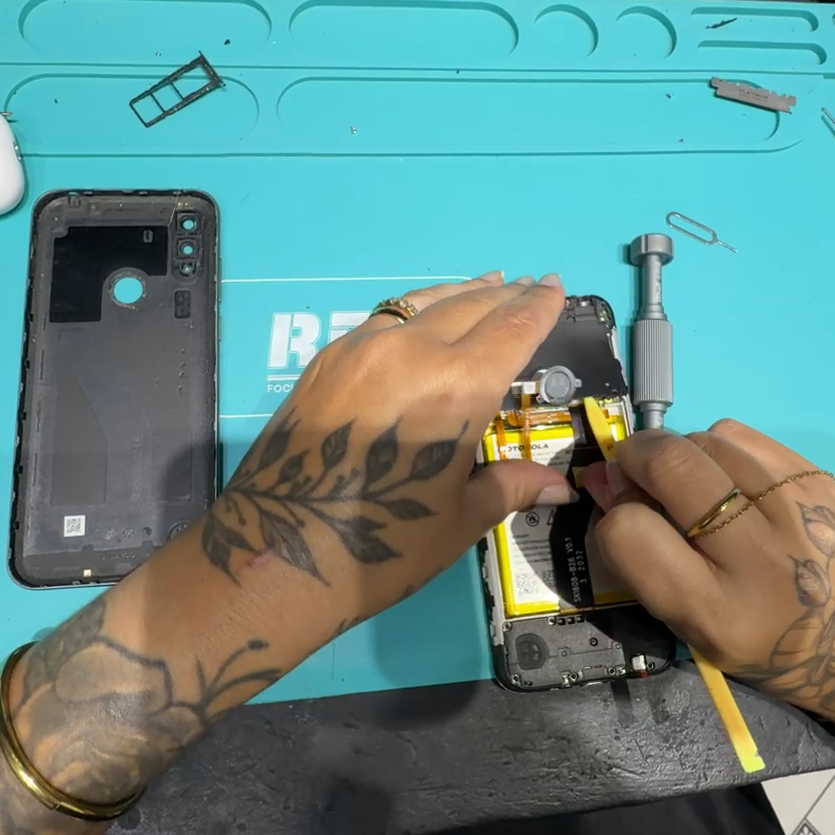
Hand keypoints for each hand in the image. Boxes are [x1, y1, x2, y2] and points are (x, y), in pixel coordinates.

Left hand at [200, 272, 571, 623]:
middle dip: (507, 295)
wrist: (275, 550)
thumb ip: (510, 486)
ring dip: (461, 292)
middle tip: (530, 285)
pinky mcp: (326, 359)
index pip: (511, 330)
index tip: (555, 286)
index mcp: (457, 388)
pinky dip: (416, 309)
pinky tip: (422, 319)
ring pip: (423, 302)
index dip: (538, 307)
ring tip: (486, 284)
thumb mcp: (459, 519)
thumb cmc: (383, 544)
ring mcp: (361, 349)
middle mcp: (412, 352)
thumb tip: (559, 485)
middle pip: (470, 306)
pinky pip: (384, 317)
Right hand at [580, 420, 834, 720]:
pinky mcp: (821, 479)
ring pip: (703, 439)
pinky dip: (716, 447)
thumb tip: (600, 480)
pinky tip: (729, 477)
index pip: (628, 531)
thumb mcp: (696, 627)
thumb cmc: (773, 649)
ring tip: (689, 481)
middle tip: (634, 470)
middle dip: (634, 457)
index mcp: (717, 611)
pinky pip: (740, 434)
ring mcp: (797, 509)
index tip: (622, 515)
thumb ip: (642, 558)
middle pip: (669, 465)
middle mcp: (759, 556)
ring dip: (677, 452)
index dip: (613, 515)